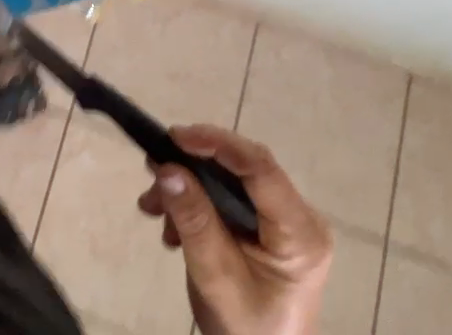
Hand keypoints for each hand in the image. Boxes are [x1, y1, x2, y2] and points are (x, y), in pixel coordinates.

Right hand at [138, 126, 333, 334]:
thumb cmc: (244, 331)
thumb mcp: (214, 277)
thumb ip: (193, 220)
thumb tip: (166, 167)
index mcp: (301, 233)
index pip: (261, 169)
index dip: (217, 143)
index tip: (174, 137)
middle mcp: (300, 218)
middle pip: (244, 169)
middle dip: (194, 165)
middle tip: (152, 167)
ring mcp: (284, 222)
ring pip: (230, 181)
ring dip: (188, 187)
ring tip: (151, 206)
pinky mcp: (267, 229)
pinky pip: (228, 199)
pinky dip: (195, 204)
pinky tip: (169, 227)